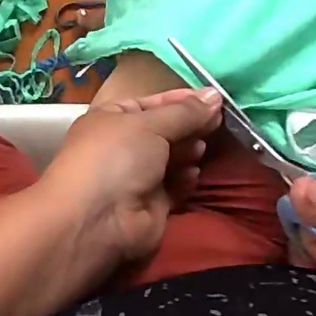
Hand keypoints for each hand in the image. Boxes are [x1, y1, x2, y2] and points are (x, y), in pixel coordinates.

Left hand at [37, 88, 222, 270]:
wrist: (97, 219)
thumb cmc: (117, 157)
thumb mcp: (150, 124)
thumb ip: (186, 112)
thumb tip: (215, 95)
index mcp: (115, 118)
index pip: (154, 102)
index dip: (183, 100)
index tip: (215, 99)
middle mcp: (125, 145)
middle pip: (167, 130)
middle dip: (191, 126)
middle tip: (218, 123)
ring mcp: (137, 176)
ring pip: (173, 158)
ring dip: (189, 151)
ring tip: (200, 148)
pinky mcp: (152, 204)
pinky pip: (175, 186)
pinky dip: (185, 179)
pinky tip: (192, 173)